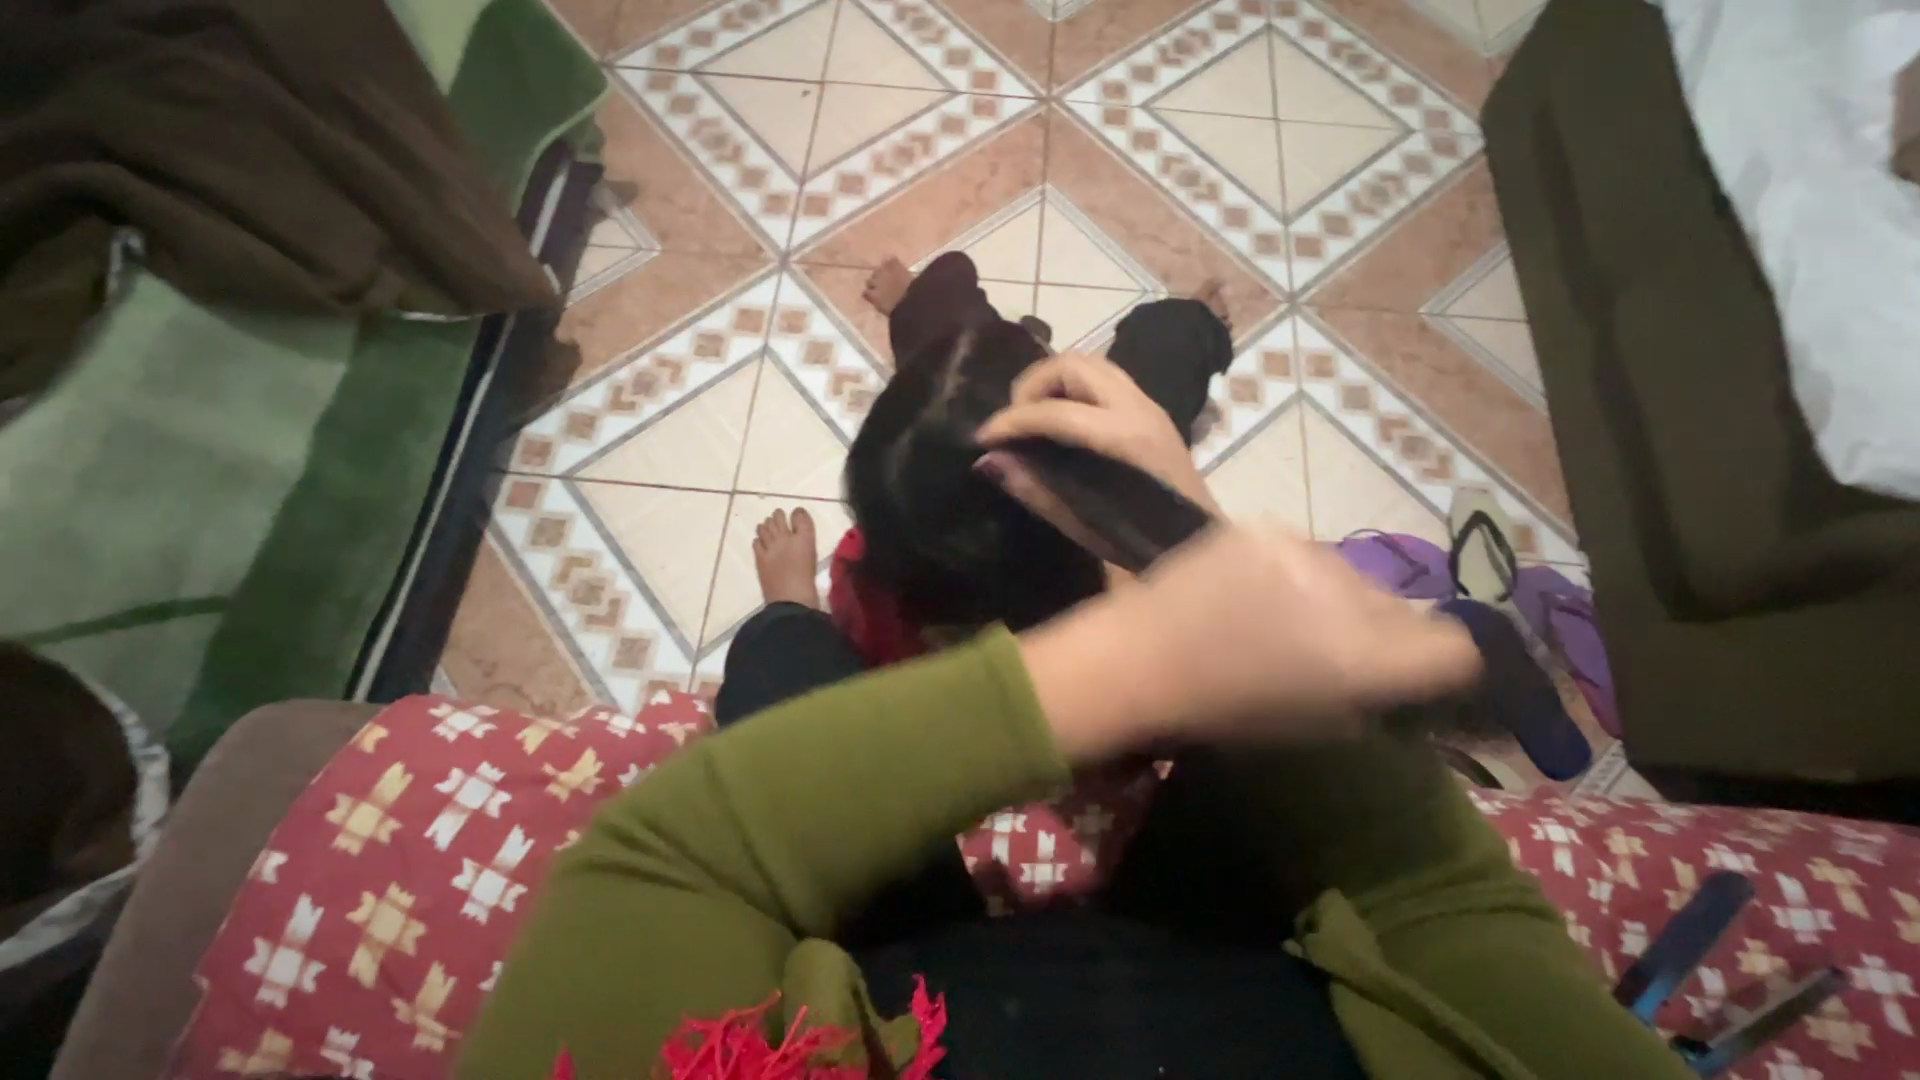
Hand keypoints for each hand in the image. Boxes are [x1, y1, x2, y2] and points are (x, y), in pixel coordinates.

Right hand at [975, 352, 1219, 532]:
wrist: (1197, 545)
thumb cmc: (1141, 541)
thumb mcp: (1082, 522)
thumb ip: (1035, 487)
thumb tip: (987, 461)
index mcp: (1123, 438)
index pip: (1053, 411)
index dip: (1010, 421)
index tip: (983, 438)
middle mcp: (1138, 408)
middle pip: (1071, 364)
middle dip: (1032, 385)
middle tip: (1015, 421)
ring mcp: (1148, 404)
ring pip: (1090, 364)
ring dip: (1054, 381)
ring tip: (1035, 418)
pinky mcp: (1150, 409)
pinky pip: (1104, 379)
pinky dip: (1074, 387)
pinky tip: (1062, 420)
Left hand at [1023, 525, 1481, 759]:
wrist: (1137, 657)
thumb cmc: (1220, 710)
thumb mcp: (1314, 728)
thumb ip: (1375, 702)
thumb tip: (1410, 683)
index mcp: (1362, 658)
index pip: (1456, 648)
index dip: (1442, 666)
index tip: (1415, 674)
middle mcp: (1343, 595)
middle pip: (1404, 608)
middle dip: (1383, 632)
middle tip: (1334, 650)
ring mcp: (1301, 551)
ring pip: (1353, 575)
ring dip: (1336, 598)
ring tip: (1281, 618)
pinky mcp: (1262, 525)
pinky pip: (1307, 550)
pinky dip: (1295, 572)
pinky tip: (1252, 591)